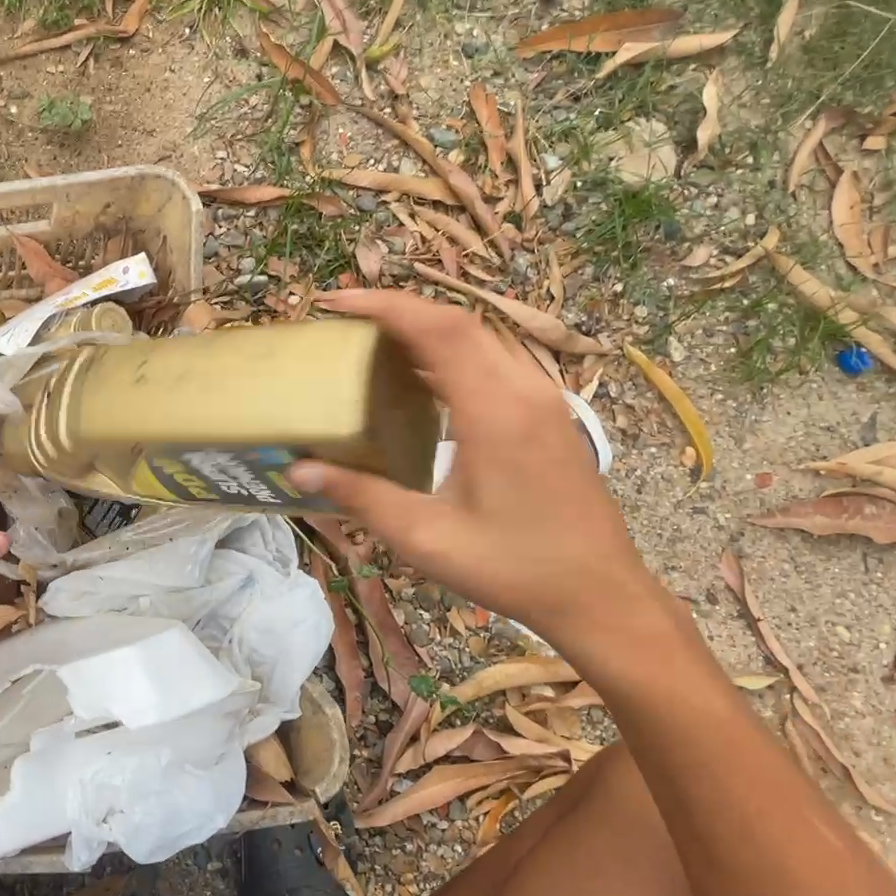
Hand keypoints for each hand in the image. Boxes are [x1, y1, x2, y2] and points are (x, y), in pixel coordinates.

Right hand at [286, 290, 665, 650]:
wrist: (599, 594)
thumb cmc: (511, 567)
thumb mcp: (424, 536)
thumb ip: (359, 495)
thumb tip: (296, 468)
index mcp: (497, 412)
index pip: (440, 330)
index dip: (386, 306)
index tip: (336, 301)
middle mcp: (525, 392)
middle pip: (460, 324)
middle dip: (398, 310)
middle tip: (341, 319)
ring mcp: (542, 402)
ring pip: (479, 340)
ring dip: (424, 330)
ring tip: (368, 342)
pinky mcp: (545, 417)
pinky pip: (492, 363)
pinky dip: (447, 354)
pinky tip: (414, 379)